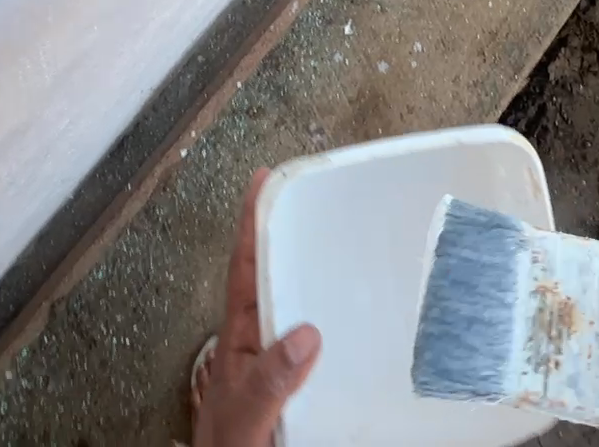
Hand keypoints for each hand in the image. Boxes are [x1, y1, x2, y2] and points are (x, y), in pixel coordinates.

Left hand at [192, 170, 322, 446]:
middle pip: (273, 273)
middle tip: (312, 193)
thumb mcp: (245, 420)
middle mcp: (259, 340)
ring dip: (313, 267)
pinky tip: (357, 309)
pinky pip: (320, 334)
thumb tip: (307, 332)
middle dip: (287, 231)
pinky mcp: (301, 381)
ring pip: (298, 300)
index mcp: (240, 337)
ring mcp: (278, 358)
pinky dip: (335, 311)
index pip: (245, 267)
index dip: (252, 221)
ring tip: (341, 236)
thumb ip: (269, 381)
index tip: (263, 178)